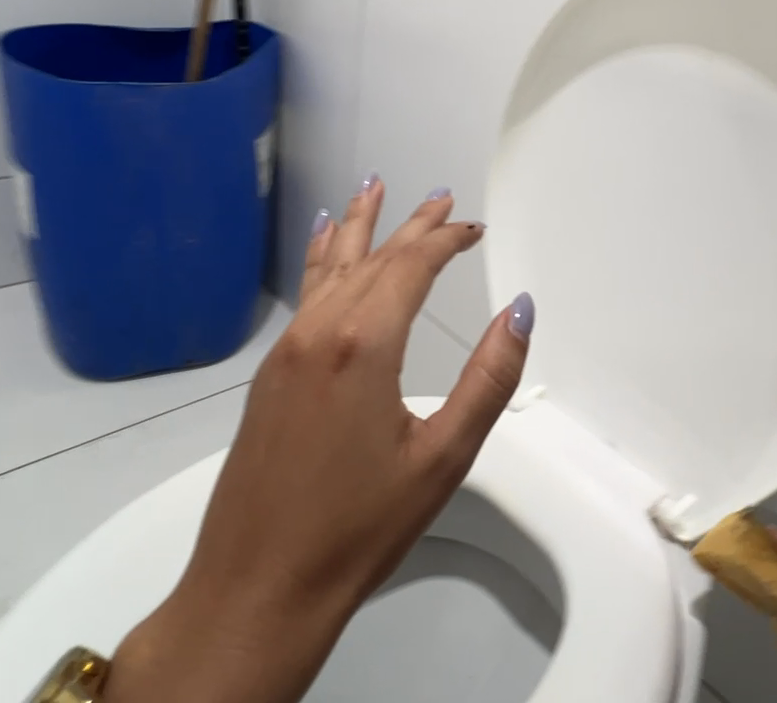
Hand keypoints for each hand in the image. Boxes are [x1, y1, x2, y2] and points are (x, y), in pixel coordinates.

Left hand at [108, 178, 533, 702]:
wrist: (256, 588)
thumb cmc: (361, 526)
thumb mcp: (445, 456)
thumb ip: (489, 377)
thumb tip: (520, 308)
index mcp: (364, 344)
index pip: (411, 266)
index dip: (445, 239)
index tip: (474, 226)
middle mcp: (319, 332)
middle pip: (372, 258)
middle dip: (410, 225)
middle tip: (440, 196)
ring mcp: (287, 351)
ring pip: (329, 269)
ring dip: (358, 227)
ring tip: (371, 187)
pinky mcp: (270, 375)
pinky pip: (305, 295)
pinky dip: (322, 259)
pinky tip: (322, 246)